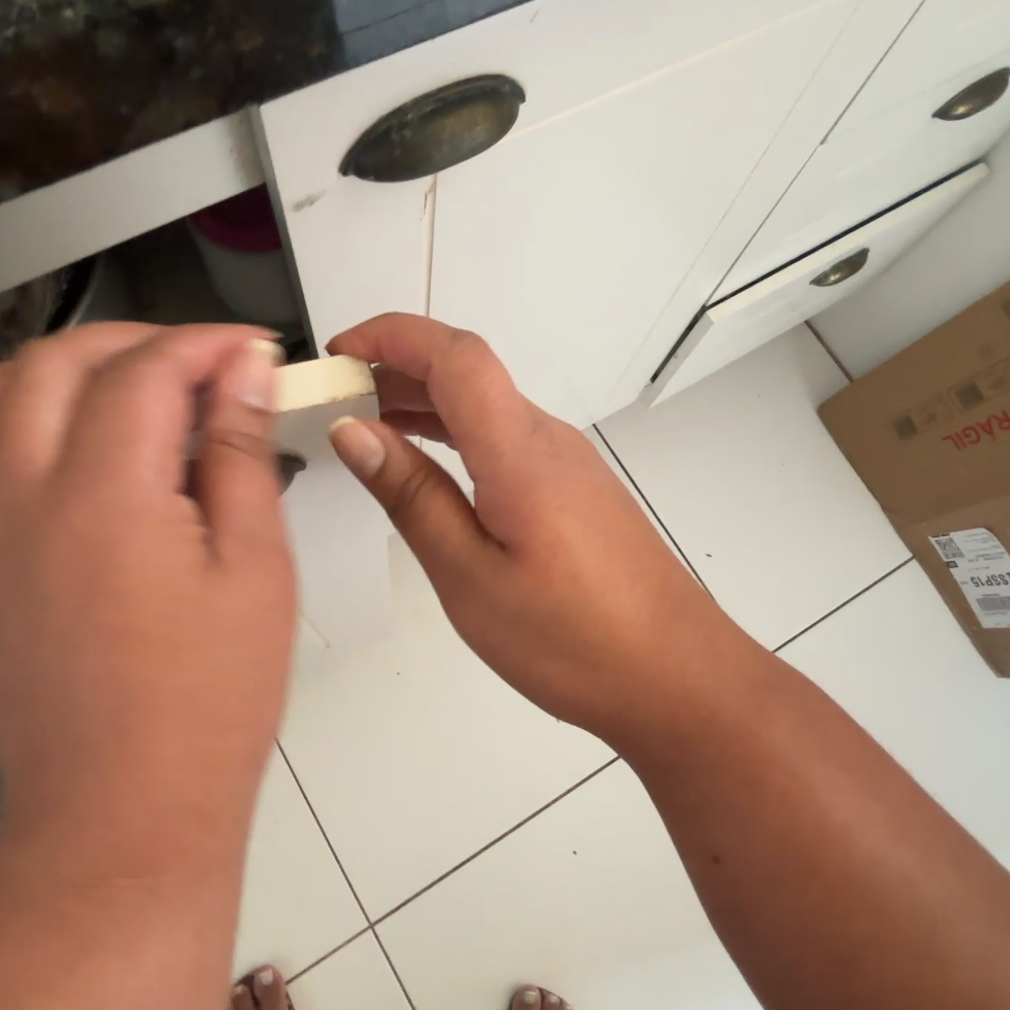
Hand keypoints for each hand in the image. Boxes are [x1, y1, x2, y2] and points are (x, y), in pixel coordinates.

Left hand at [0, 323, 295, 872]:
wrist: (130, 807)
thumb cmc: (211, 697)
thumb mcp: (256, 566)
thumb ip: (241, 454)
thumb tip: (244, 372)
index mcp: (107, 494)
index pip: (146, 370)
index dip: (205, 345)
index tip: (250, 351)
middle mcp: (21, 500)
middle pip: (52, 366)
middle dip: (131, 341)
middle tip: (194, 363)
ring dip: (32, 374)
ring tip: (96, 386)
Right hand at [324, 314, 741, 744]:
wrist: (674, 674)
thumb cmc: (574, 639)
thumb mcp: (470, 576)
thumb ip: (412, 496)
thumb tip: (355, 431)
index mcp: (519, 453)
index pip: (453, 355)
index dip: (390, 336)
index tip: (336, 353)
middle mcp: (548, 440)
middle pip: (468, 371)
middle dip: (396, 366)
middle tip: (337, 396)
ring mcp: (567, 463)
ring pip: (487, 404)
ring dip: (425, 402)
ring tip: (368, 426)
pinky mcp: (575, 489)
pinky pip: (506, 438)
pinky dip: (457, 434)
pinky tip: (430, 466)